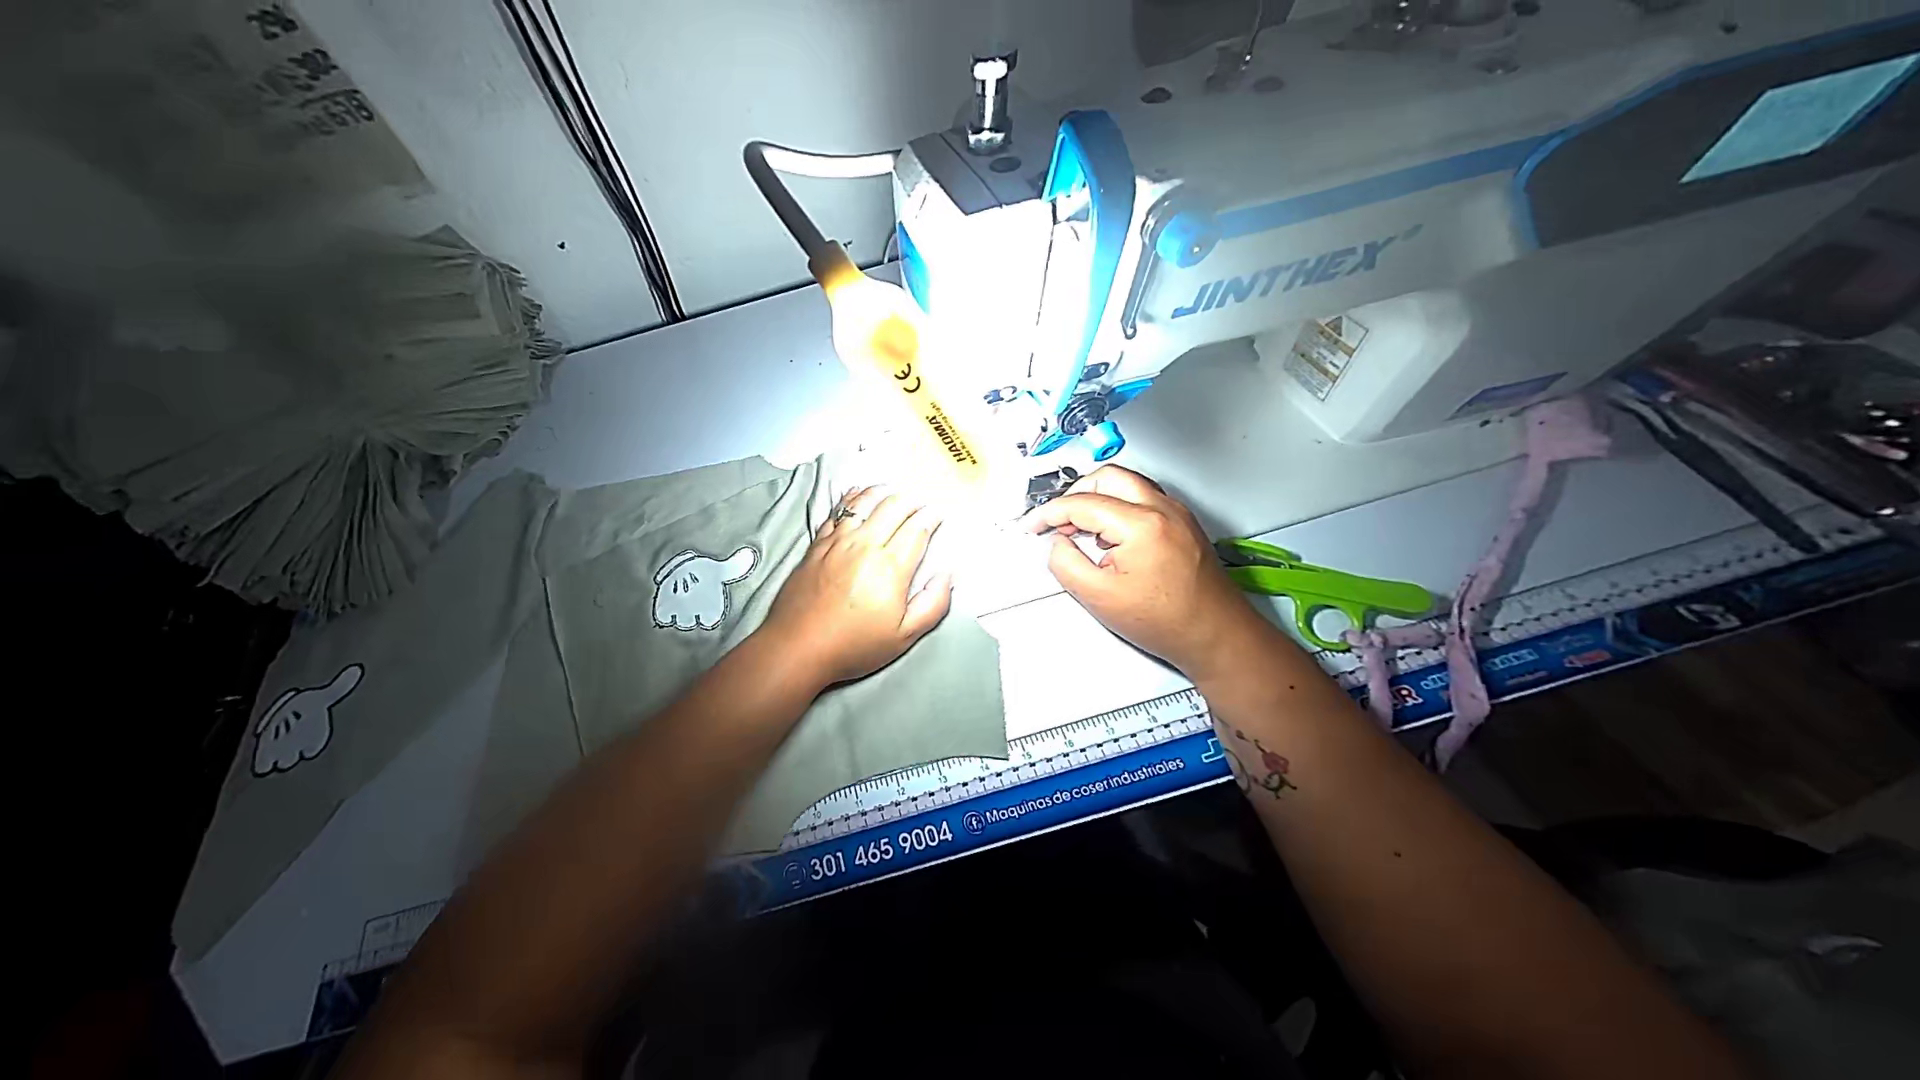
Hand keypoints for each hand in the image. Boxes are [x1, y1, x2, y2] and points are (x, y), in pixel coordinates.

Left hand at [758, 486, 952, 686]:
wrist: (796, 648)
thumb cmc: (852, 646)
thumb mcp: (904, 636)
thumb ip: (933, 604)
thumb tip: (946, 576)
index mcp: (891, 568)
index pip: (917, 529)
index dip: (930, 518)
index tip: (937, 514)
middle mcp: (865, 546)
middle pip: (892, 508)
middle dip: (911, 501)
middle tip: (920, 502)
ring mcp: (837, 543)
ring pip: (863, 504)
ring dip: (881, 493)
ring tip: (892, 491)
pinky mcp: (816, 546)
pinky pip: (836, 513)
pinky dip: (850, 500)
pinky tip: (855, 495)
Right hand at [1023, 466, 1266, 679]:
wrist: (1216, 636)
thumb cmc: (1170, 622)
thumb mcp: (1099, 598)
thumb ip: (1066, 564)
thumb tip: (1056, 544)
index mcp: (1142, 524)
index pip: (1082, 503)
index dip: (1049, 513)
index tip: (1033, 524)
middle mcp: (1164, 509)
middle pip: (1107, 477)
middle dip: (1075, 494)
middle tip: (1057, 520)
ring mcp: (1177, 513)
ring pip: (1127, 484)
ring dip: (1098, 498)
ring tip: (1081, 529)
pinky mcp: (1183, 523)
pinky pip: (1144, 499)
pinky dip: (1119, 507)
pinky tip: (1110, 536)